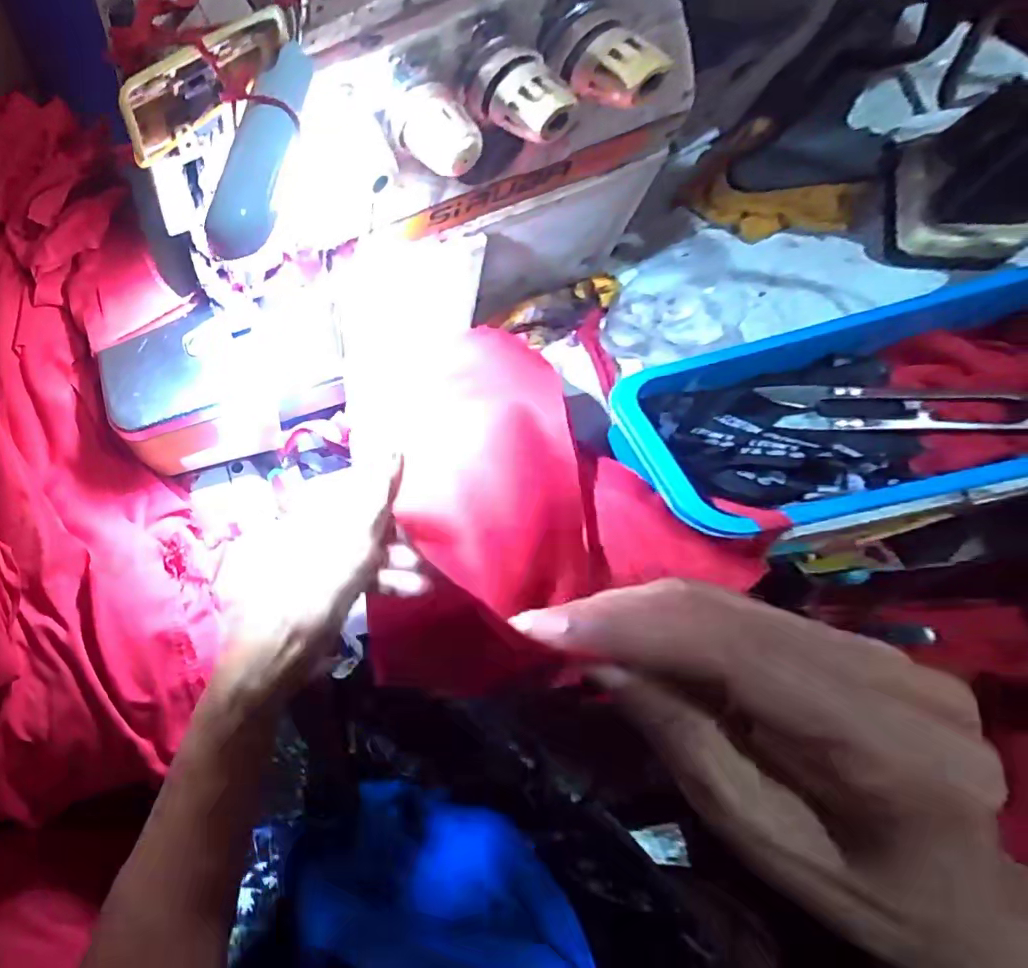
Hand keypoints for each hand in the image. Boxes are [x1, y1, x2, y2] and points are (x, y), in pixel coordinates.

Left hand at [207, 455, 424, 710]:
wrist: (277, 652)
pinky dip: (378, 581)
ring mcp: (304, 561)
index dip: (381, 497)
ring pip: (355, 551)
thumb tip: (392, 448)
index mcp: (299, 510)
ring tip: (426, 580)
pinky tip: (410, 592)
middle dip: (392, 536)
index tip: (413, 507)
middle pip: (353, 522)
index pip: (346, 489)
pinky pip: (350, 576)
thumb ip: (375, 497)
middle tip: (425, 551)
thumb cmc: (314, 587)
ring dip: (392, 563)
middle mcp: (298, 529)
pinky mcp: (312, 591)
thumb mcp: (352, 539)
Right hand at [512, 581, 1027, 967]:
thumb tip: (594, 661)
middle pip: (720, 613)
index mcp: (888, 745)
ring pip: (721, 601)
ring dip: (630, 608)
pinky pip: (735, 610)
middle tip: (538, 626)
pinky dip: (663, 615)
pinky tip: (624, 630)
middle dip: (612, 611)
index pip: (731, 650)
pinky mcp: (856, 643)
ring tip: (569, 627)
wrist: (963, 897)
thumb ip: (678, 736)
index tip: (535, 627)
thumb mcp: (753, 829)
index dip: (623, 626)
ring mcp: (883, 653)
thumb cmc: (856, 887)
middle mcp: (896, 680)